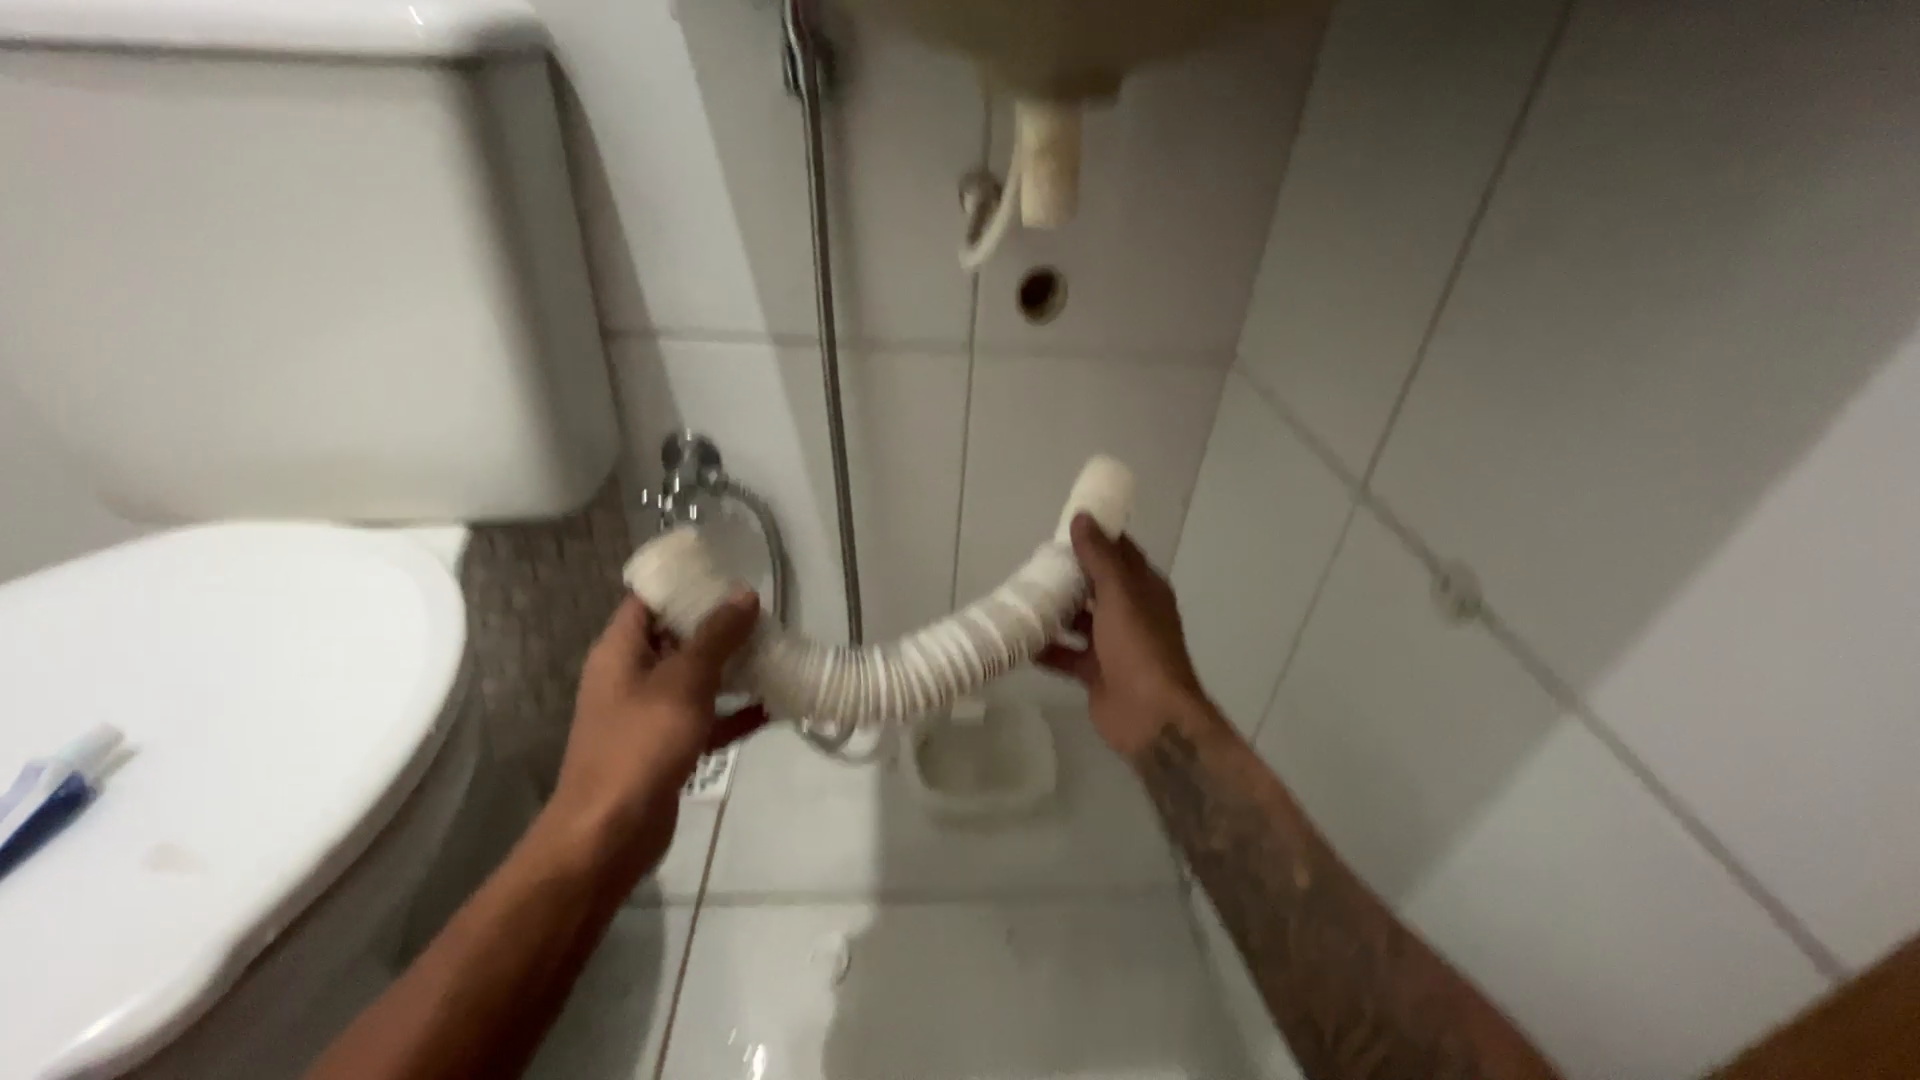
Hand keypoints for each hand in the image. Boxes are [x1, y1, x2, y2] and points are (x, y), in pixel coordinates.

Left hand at [547, 591, 768, 877]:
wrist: (610, 832)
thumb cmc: (640, 745)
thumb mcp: (684, 681)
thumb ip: (716, 636)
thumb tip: (744, 594)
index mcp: (620, 651)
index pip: (648, 600)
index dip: (684, 583)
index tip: (727, 574)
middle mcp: (630, 676)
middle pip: (676, 637)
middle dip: (719, 626)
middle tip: (764, 616)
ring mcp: (648, 714)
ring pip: (695, 679)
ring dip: (732, 669)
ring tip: (775, 654)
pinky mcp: (666, 748)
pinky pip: (705, 719)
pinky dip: (733, 713)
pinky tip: (772, 707)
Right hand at [1038, 514, 1210, 763]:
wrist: (1150, 716)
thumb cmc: (1139, 647)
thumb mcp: (1119, 594)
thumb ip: (1100, 557)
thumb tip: (1082, 518)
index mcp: (1144, 590)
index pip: (1120, 553)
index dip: (1095, 539)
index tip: (1061, 529)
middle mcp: (1131, 613)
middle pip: (1096, 586)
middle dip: (1068, 575)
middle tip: (1033, 563)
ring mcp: (1113, 645)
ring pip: (1080, 620)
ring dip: (1055, 611)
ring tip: (1022, 596)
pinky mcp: (1097, 673)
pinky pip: (1068, 654)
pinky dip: (1047, 648)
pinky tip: (1021, 639)